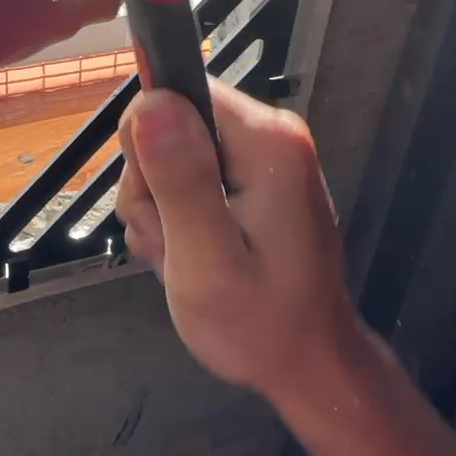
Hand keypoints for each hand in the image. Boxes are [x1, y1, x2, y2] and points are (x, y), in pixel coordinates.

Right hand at [115, 80, 356, 397]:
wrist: (307, 364)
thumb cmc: (260, 325)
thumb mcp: (206, 261)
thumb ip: (180, 180)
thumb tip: (149, 103)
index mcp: (266, 142)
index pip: (176, 91)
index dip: (148, 145)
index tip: (158, 204)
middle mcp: (269, 136)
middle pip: (168, 124)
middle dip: (151, 187)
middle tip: (173, 244)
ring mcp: (259, 158)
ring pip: (167, 155)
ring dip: (158, 210)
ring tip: (185, 258)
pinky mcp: (249, 180)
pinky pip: (185, 177)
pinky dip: (174, 218)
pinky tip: (190, 255)